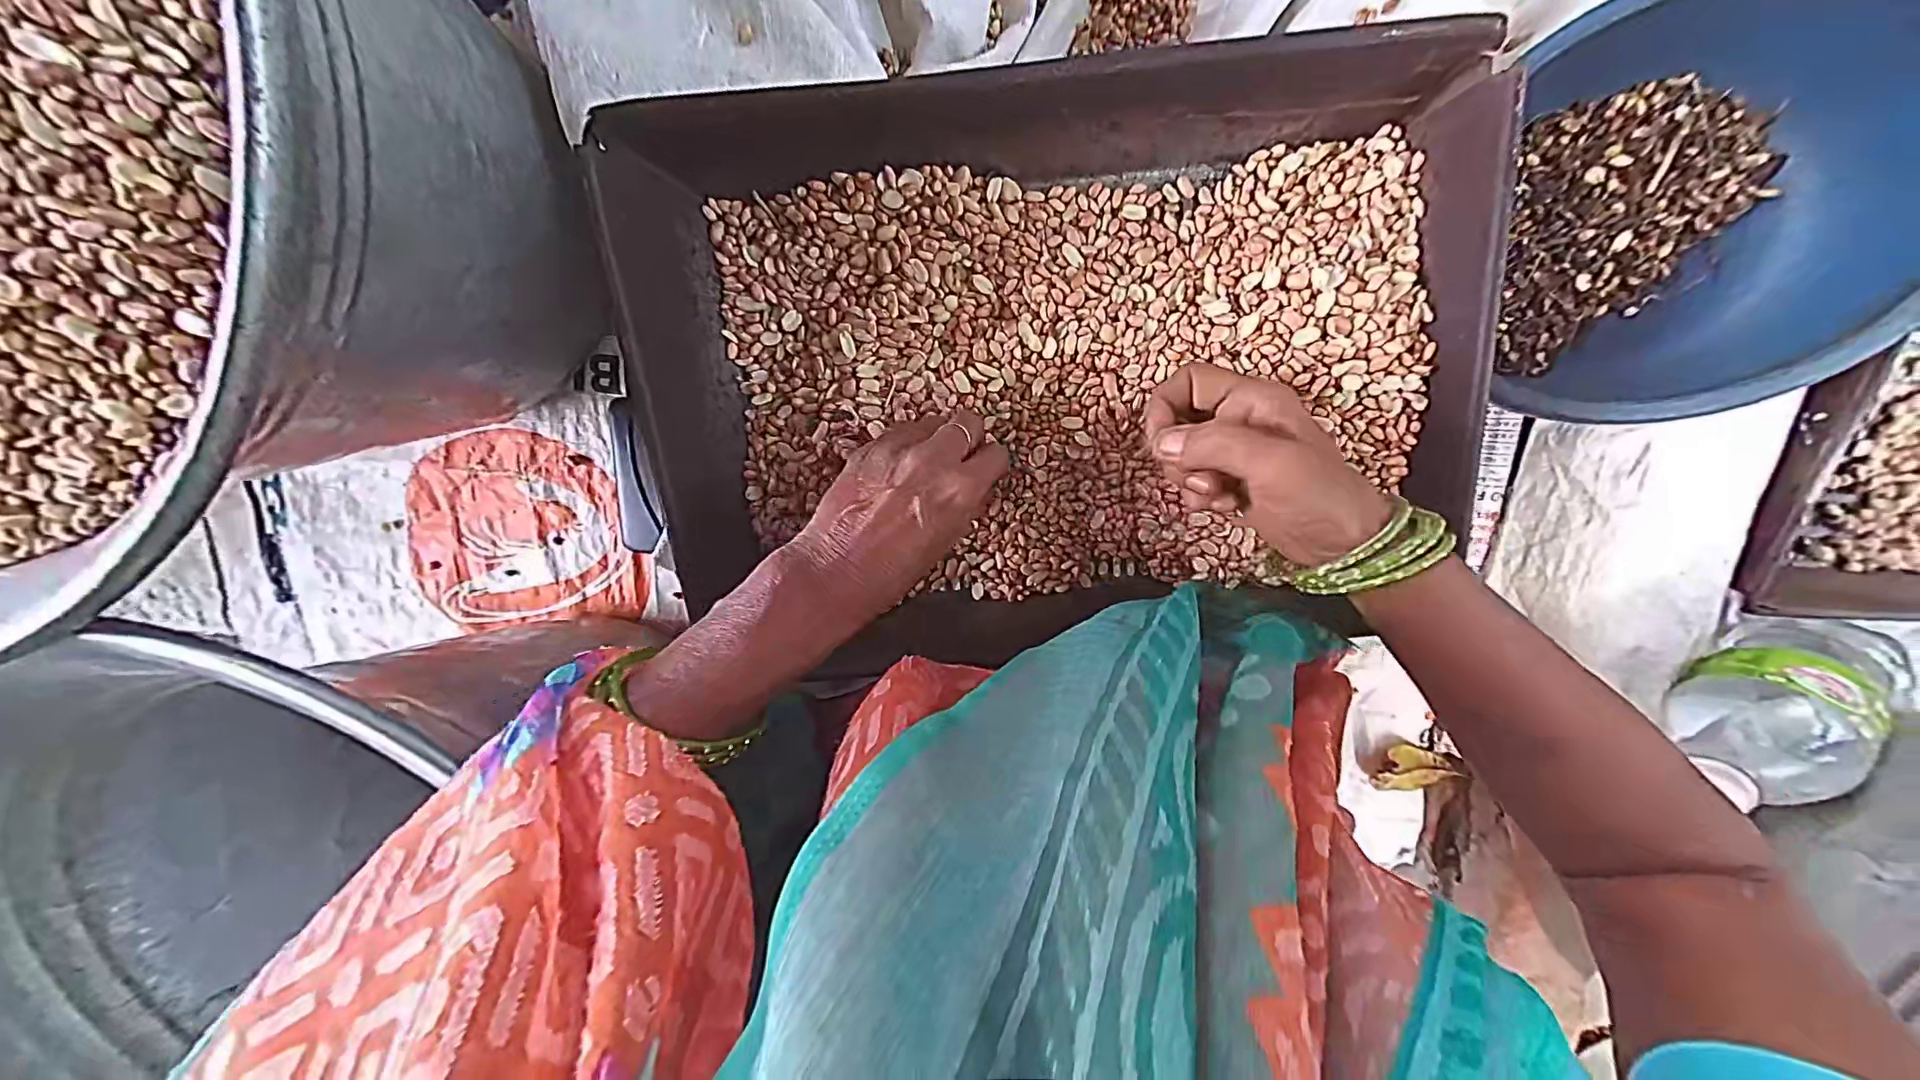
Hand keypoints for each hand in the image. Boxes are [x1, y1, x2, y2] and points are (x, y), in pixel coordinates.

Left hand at [789, 408, 1009, 623]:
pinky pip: (898, 432)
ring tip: (927, 462)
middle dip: (969, 438)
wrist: (837, 571)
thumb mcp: (947, 541)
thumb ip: (966, 504)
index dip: (991, 462)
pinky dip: (904, 445)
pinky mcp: (869, 448)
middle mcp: (931, 461)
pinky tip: (898, 468)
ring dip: (936, 437)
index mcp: (959, 489)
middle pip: (968, 422)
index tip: (986, 466)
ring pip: (932, 422)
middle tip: (962, 454)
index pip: (995, 453)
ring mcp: (897, 450)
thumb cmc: (890, 571)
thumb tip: (977, 488)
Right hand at [1143, 364, 1391, 567]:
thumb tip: (1162, 443)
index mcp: (1251, 399)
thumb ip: (1212, 444)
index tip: (1160, 444)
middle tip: (1202, 477)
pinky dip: (1199, 496)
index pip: (1187, 381)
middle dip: (1178, 454)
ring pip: (1182, 454)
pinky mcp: (1232, 480)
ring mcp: (1236, 452)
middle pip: (1178, 421)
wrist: (1345, 543)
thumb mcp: (1268, 462)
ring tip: (1218, 494)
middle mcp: (1240, 420)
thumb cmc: (1318, 496)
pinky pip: (1194, 480)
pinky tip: (1223, 506)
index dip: (1164, 408)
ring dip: (1189, 479)